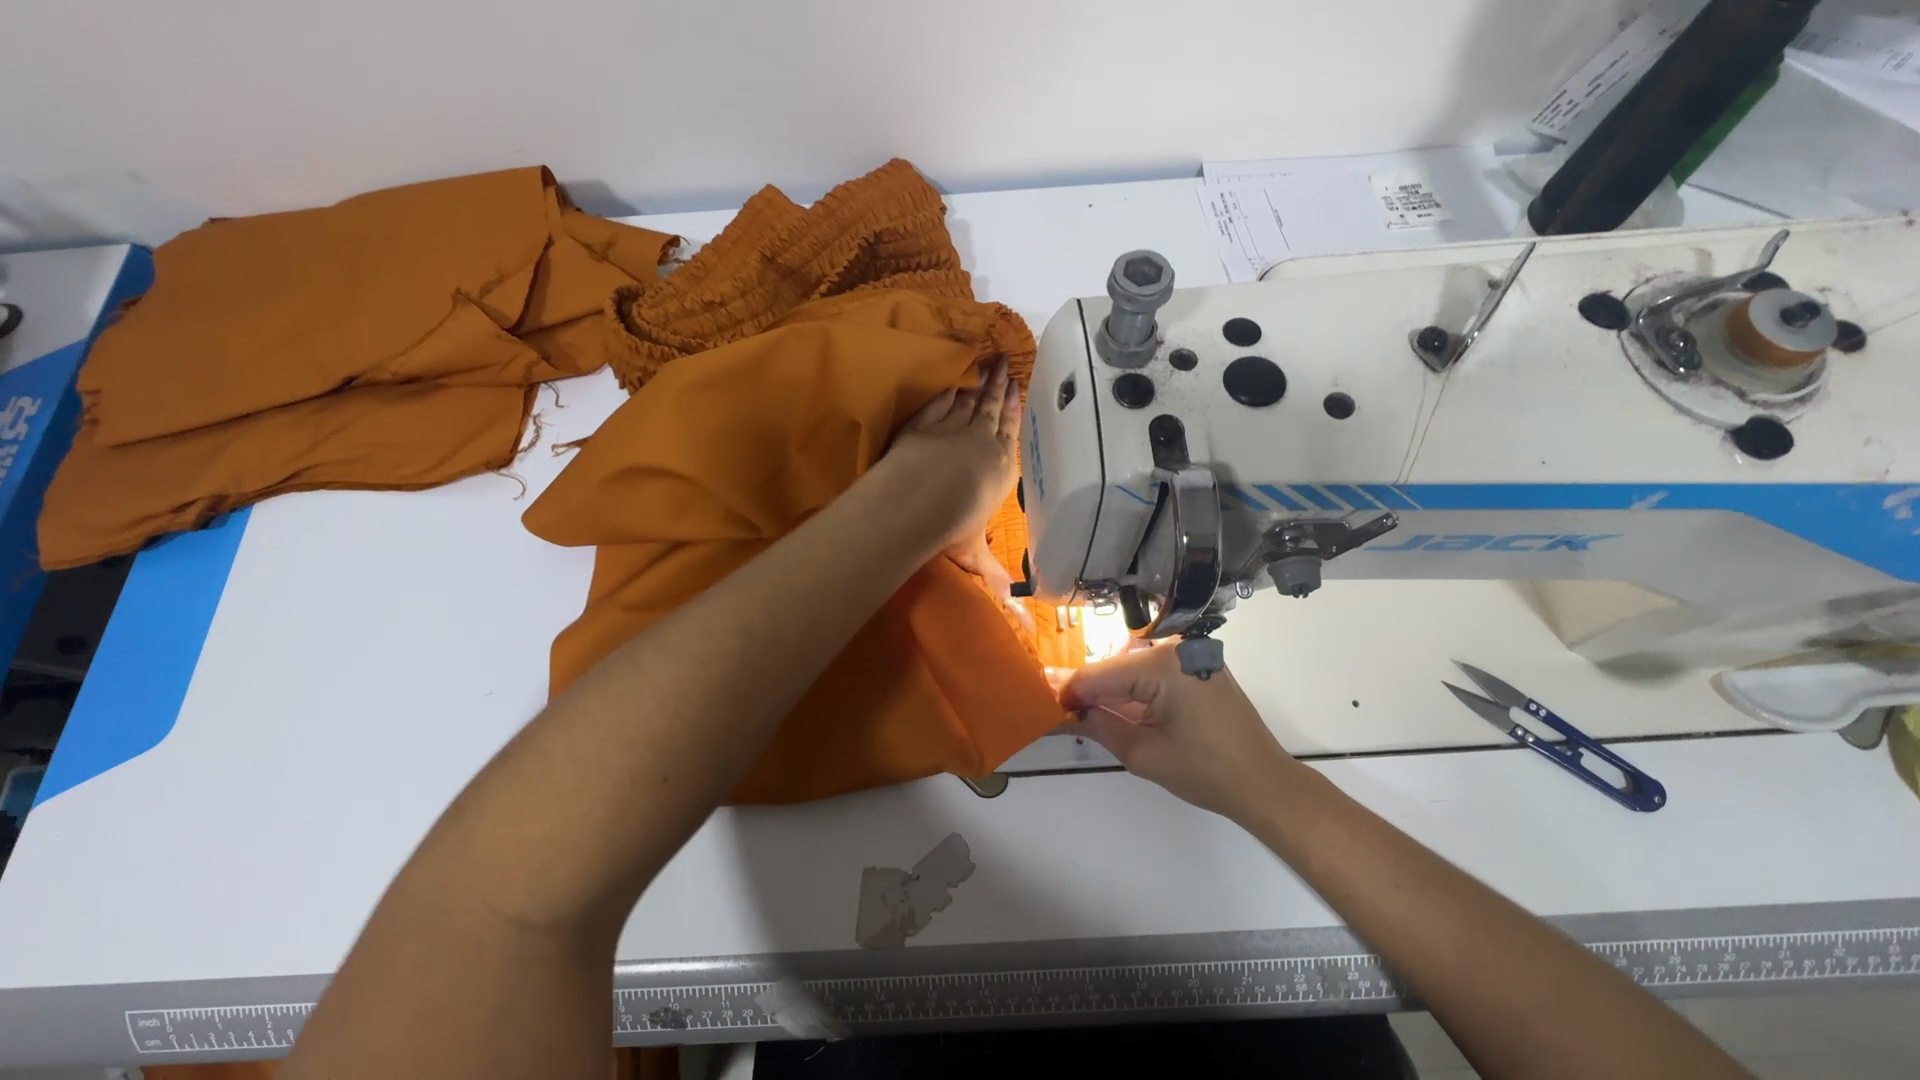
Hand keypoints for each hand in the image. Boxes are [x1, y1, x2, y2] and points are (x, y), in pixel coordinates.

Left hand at [881, 357, 1023, 583]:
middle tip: (1005, 364)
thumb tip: (1009, 604)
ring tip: (986, 364)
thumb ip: (989, 572)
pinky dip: (946, 389)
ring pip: (969, 400)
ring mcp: (952, 428)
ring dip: (977, 382)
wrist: (919, 500)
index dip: (1013, 411)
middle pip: (992, 409)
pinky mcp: (923, 423)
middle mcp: (982, 443)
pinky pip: (939, 401)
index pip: (1010, 434)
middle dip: (1000, 386)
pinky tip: (949, 382)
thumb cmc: (952, 527)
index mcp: (1001, 469)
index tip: (1016, 388)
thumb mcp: (973, 553)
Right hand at [1060, 644, 1299, 820]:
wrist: (1265, 784)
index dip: (1068, 693)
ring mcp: (1190, 655)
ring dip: (1108, 691)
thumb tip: (1062, 714)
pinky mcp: (1198, 667)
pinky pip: (1153, 674)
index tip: (1043, 709)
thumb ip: (1098, 726)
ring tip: (1080, 714)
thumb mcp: (1142, 754)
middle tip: (1057, 712)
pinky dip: (1132, 692)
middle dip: (1086, 691)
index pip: (1098, 674)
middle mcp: (1176, 649)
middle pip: (1114, 667)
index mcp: (1162, 664)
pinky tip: (1114, 711)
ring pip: (1131, 669)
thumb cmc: (1206, 773)